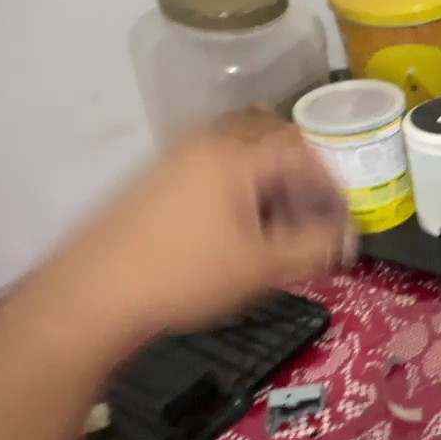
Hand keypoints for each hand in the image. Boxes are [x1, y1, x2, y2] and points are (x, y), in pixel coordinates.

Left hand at [14, 110, 353, 356]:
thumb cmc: (184, 276)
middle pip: (272, 142)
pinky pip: (216, 169)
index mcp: (235, 153)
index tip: (345, 219)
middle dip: (303, 177)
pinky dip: (243, 189)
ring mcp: (176, 159)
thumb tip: (349, 240)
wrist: (91, 297)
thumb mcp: (262, 267)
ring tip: (282, 227)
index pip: (303, 151)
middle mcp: (205, 143)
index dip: (333, 185)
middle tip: (316, 215)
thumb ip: (315, 248)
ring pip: (242, 156)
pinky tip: (242, 230)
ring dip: (273, 183)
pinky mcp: (157, 181)